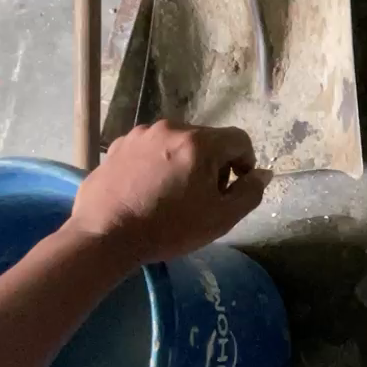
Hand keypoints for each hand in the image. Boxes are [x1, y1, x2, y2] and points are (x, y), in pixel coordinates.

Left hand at [67, 121, 271, 263]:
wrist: (103, 237)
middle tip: (203, 196)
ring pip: (179, 143)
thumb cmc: (169, 228)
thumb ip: (250, 192)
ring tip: (173, 193)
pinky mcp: (118, 146)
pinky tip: (148, 189)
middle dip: (214, 164)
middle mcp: (172, 129)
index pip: (239, 139)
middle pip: (209, 140)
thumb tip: (263, 174)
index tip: (233, 188)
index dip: (245, 163)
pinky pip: (152, 148)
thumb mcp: (222, 218)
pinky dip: (159, 162)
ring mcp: (141, 135)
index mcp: (200, 143)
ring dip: (185, 161)